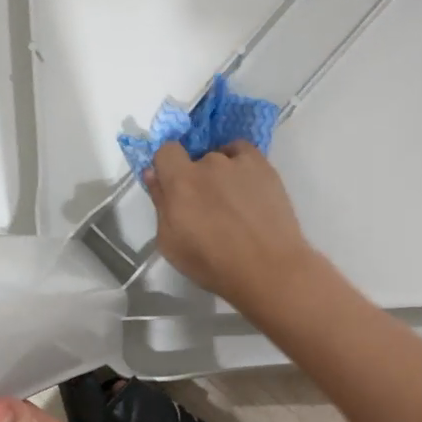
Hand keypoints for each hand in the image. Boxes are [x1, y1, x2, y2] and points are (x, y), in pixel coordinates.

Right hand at [145, 140, 322, 312]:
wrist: (267, 269)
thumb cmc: (213, 265)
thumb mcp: (171, 245)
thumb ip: (160, 205)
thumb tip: (154, 175)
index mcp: (180, 182)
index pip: (166, 151)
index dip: (167, 168)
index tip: (173, 188)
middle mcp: (208, 163)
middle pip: (195, 159)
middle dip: (195, 178)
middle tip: (206, 208)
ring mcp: (238, 162)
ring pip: (220, 159)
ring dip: (219, 174)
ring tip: (233, 205)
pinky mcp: (264, 166)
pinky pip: (243, 153)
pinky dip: (240, 164)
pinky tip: (245, 188)